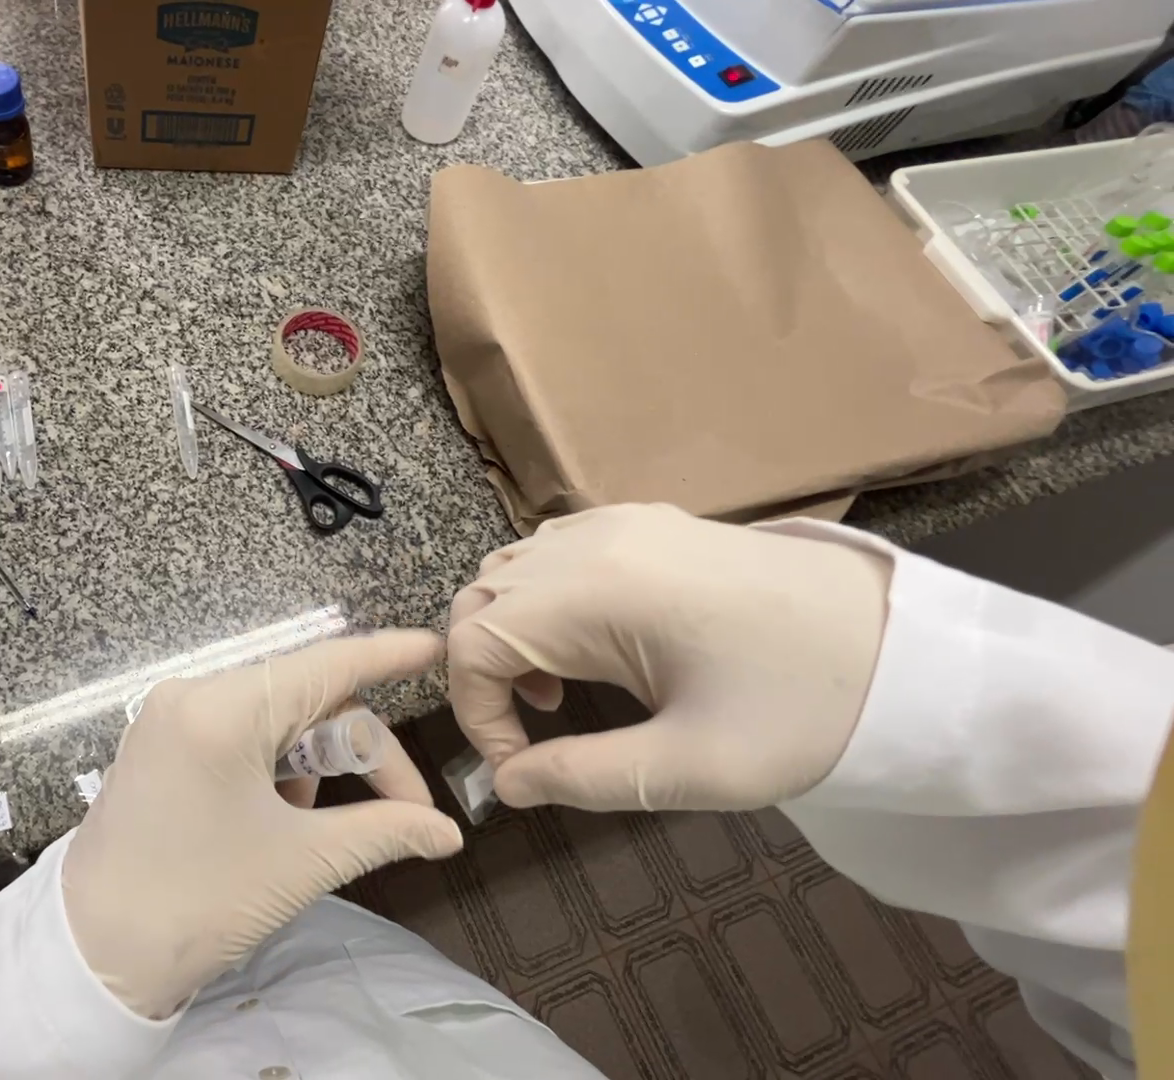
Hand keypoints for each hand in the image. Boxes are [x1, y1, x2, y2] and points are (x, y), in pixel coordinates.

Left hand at [62, 631, 464, 1018]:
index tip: (432, 645)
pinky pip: (238, 732)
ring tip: (316, 825)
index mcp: (222, 709)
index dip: (385, 655)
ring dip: (315, 763)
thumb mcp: (300, 862)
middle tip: (405, 811)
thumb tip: (447, 834)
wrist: (94, 955)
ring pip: (274, 717)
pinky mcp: (160, 739)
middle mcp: (193, 693)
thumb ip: (382, 831)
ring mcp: (170, 714)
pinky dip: (273, 765)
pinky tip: (277, 815)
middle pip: (305, 700)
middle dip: (360, 751)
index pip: (325, 665)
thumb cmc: (199, 903)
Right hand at [446, 504, 891, 811]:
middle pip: (478, 599)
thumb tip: (507, 784)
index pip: (473, 644)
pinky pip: (546, 552)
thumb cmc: (806, 708)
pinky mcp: (636, 520)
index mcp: (593, 594)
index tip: (518, 763)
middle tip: (534, 720)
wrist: (909, 644)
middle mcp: (585, 543)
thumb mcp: (695, 767)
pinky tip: (587, 633)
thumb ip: (583, 778)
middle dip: (481, 670)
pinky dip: (537, 597)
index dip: (474, 710)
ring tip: (559, 680)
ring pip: (504, 570)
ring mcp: (610, 523)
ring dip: (505, 630)